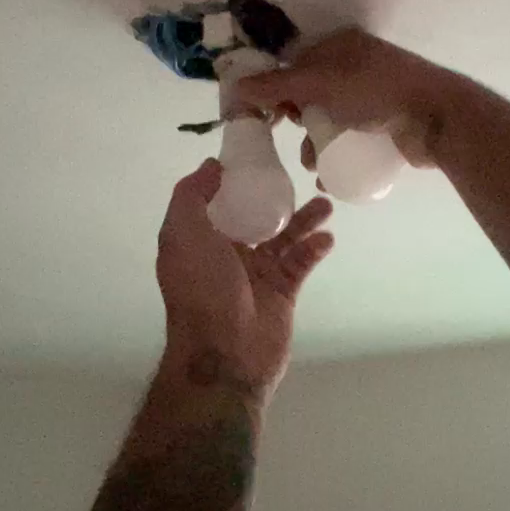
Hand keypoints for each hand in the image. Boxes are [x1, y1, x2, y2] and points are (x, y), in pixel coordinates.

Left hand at [157, 159, 334, 395]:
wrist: (226, 353)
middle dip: (274, 198)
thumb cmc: (202, 290)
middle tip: (297, 177)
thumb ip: (192, 196)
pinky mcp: (282, 292)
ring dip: (304, 220)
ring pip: (283, 238)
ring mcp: (256, 274)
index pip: (217, 202)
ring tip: (325, 204)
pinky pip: (300, 263)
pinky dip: (314, 248)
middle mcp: (226, 255)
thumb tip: (212, 166)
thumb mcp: (183, 235)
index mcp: (199, 240)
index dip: (233, 180)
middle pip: (254, 217)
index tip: (256, 156)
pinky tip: (326, 237)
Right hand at [234, 29, 463, 172]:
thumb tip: (235, 86)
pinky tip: (328, 176)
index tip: (263, 115)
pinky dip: (336, 156)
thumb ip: (278, 85)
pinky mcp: (385, 125)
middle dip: (297, 121)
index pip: (296, 64)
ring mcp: (372, 98)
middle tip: (288, 139)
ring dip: (315, 145)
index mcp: (341, 47)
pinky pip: (350, 139)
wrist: (436, 119)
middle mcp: (355, 68)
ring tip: (311, 166)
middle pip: (311, 95)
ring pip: (330, 121)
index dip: (276, 88)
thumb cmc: (376, 92)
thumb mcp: (321, 84)